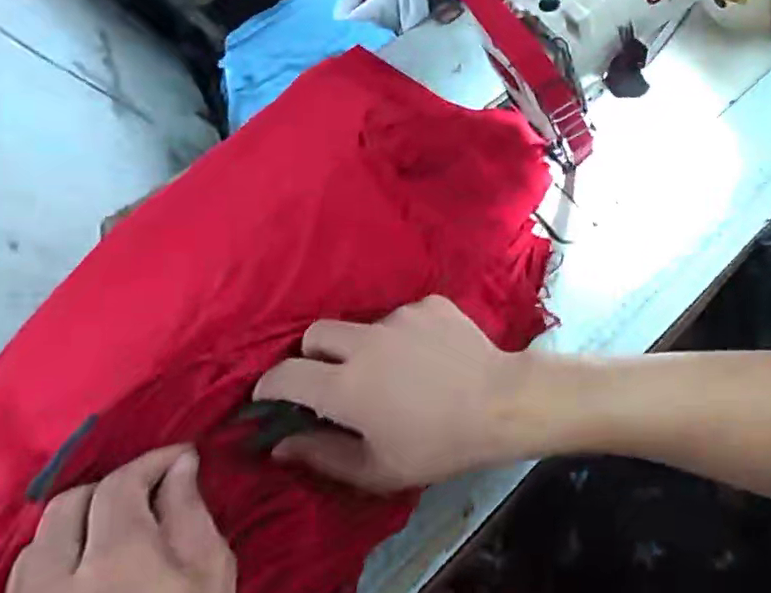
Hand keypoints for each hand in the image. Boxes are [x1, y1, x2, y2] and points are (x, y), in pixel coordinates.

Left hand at [7, 446, 234, 592]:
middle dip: (108, 490)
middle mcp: (56, 581)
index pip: (119, 484)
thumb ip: (190, 513)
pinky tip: (80, 571)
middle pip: (66, 507)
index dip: (153, 461)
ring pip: (32, 548)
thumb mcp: (209, 569)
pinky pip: (18, 585)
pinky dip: (49, 564)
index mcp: (116, 557)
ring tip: (109, 533)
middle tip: (145, 495)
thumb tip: (181, 465)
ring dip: (71, 530)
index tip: (181, 459)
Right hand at [253, 296, 530, 492]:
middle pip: (317, 332)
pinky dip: (405, 333)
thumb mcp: (375, 467)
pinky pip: (405, 315)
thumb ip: (321, 454)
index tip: (272, 396)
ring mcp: (402, 316)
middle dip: (313, 354)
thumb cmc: (436, 444)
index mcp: (344, 384)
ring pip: (365, 324)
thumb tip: (281, 444)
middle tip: (330, 378)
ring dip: (365, 344)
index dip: (270, 385)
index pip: (285, 373)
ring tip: (394, 370)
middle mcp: (367, 340)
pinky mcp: (433, 303)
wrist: (499, 402)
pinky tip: (427, 354)